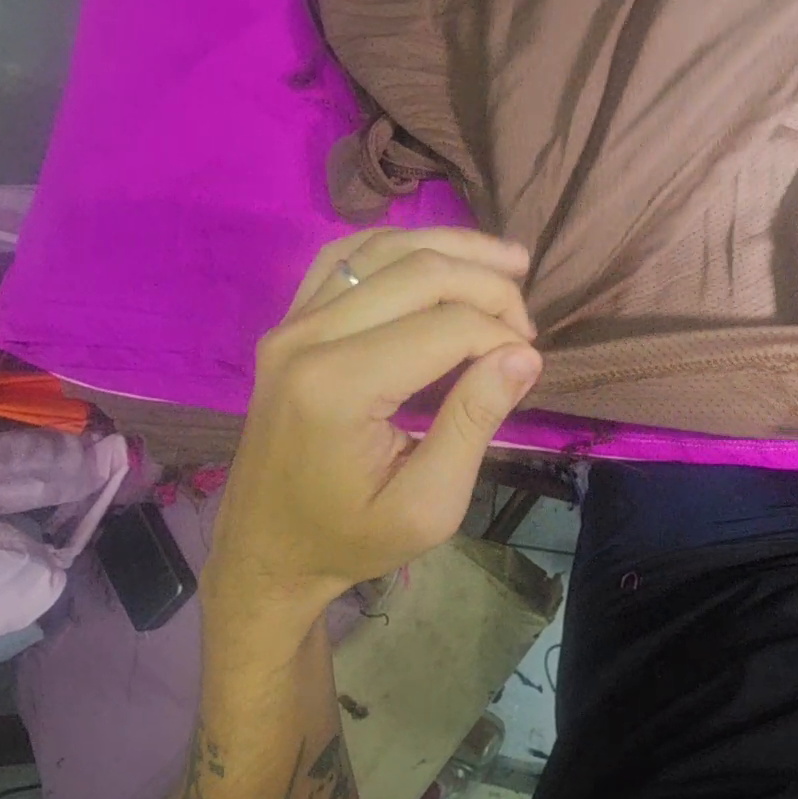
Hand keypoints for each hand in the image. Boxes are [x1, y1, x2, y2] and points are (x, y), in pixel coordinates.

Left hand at [204, 227, 542, 632]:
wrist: (267, 552)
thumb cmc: (351, 538)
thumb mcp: (429, 506)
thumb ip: (474, 423)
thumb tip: (525, 355)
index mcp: (340, 387)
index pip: (448, 326)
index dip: (504, 336)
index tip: (530, 366)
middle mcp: (308, 338)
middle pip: (420, 272)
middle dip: (490, 286)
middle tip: (527, 324)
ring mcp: (291, 325)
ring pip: (383, 250)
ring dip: (453, 249)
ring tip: (509, 261)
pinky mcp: (289, 326)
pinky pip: (346, 259)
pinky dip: (399, 247)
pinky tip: (437, 256)